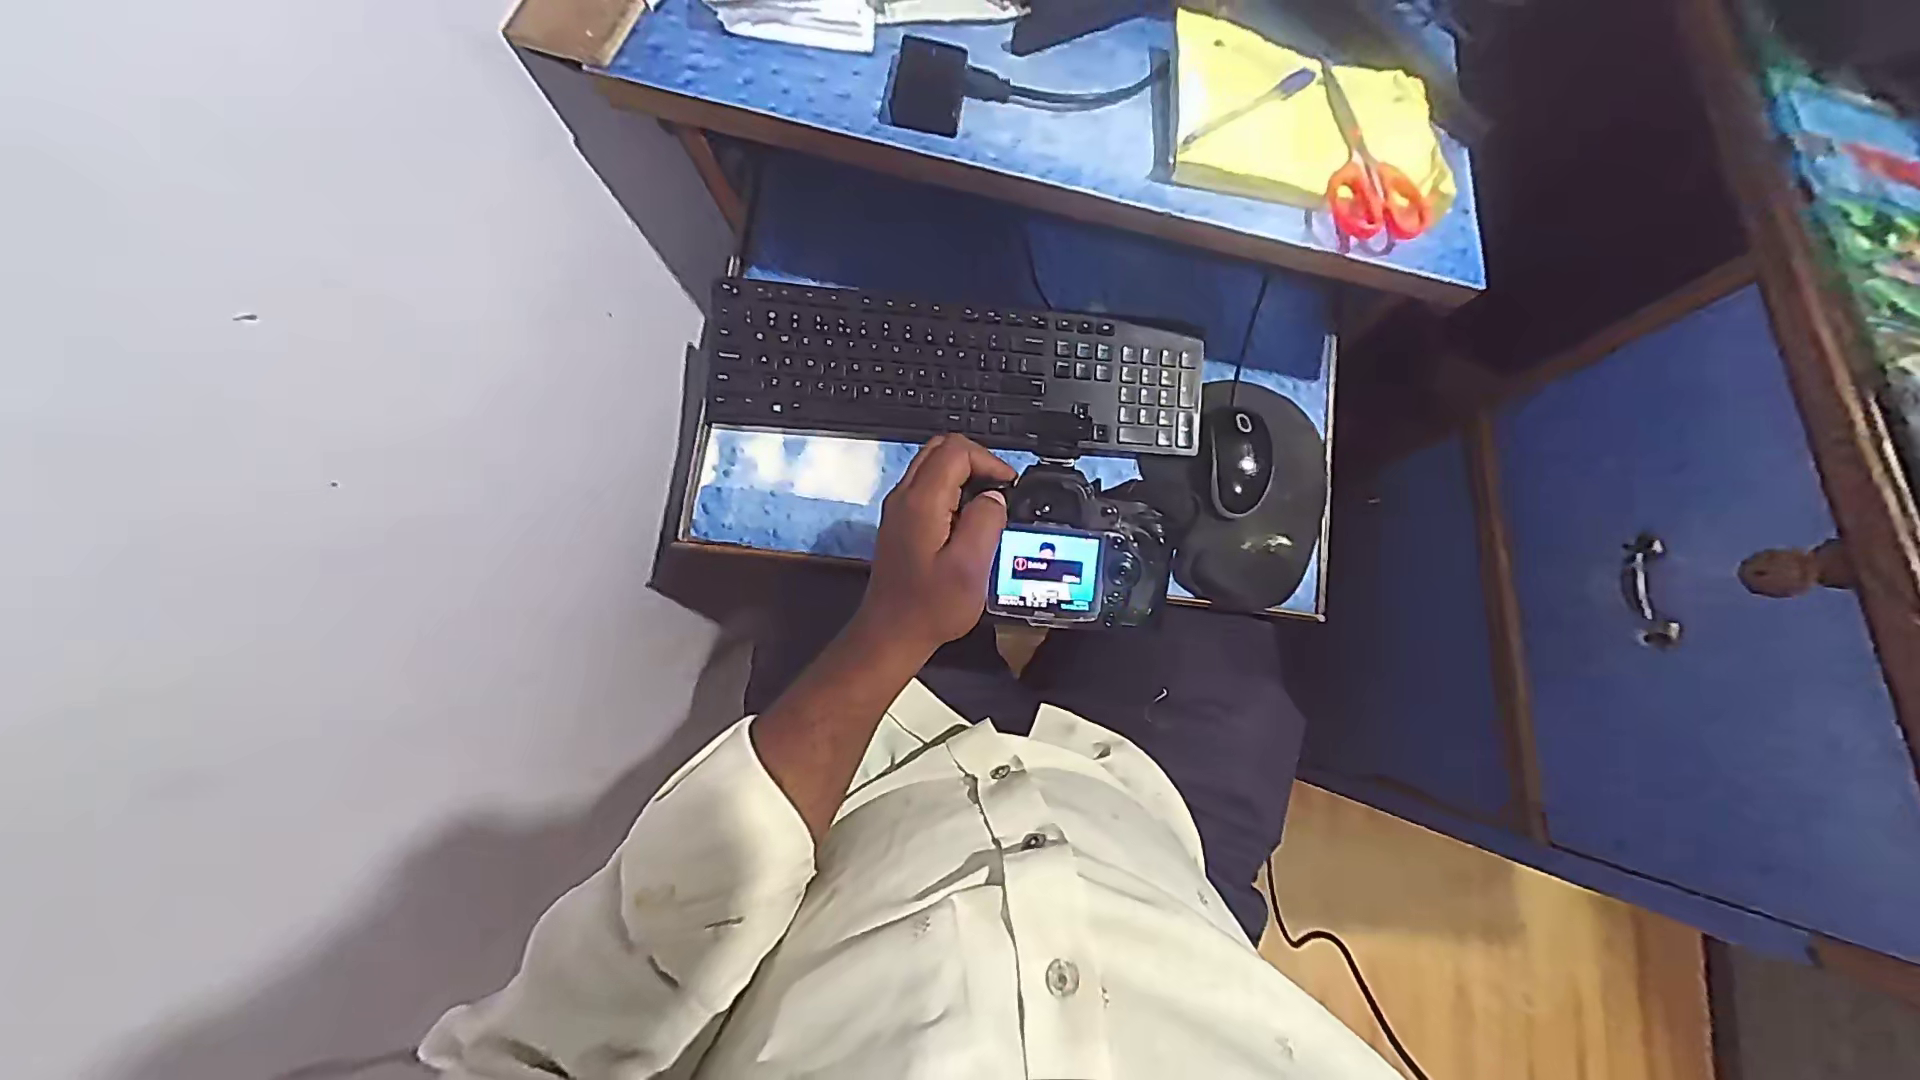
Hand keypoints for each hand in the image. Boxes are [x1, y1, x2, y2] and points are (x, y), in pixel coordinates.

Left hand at [857, 435, 1015, 656]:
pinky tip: (967, 522)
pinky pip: (927, 488)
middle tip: (1000, 489)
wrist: (892, 633)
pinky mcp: (901, 523)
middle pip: (941, 449)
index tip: (1009, 487)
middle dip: (977, 461)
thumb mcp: (970, 567)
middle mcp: (904, 497)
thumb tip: (996, 497)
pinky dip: (952, 491)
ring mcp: (899, 509)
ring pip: (933, 466)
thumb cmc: (929, 607)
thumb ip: (986, 522)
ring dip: (964, 475)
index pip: (956, 450)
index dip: (990, 461)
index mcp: (921, 502)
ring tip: (988, 506)